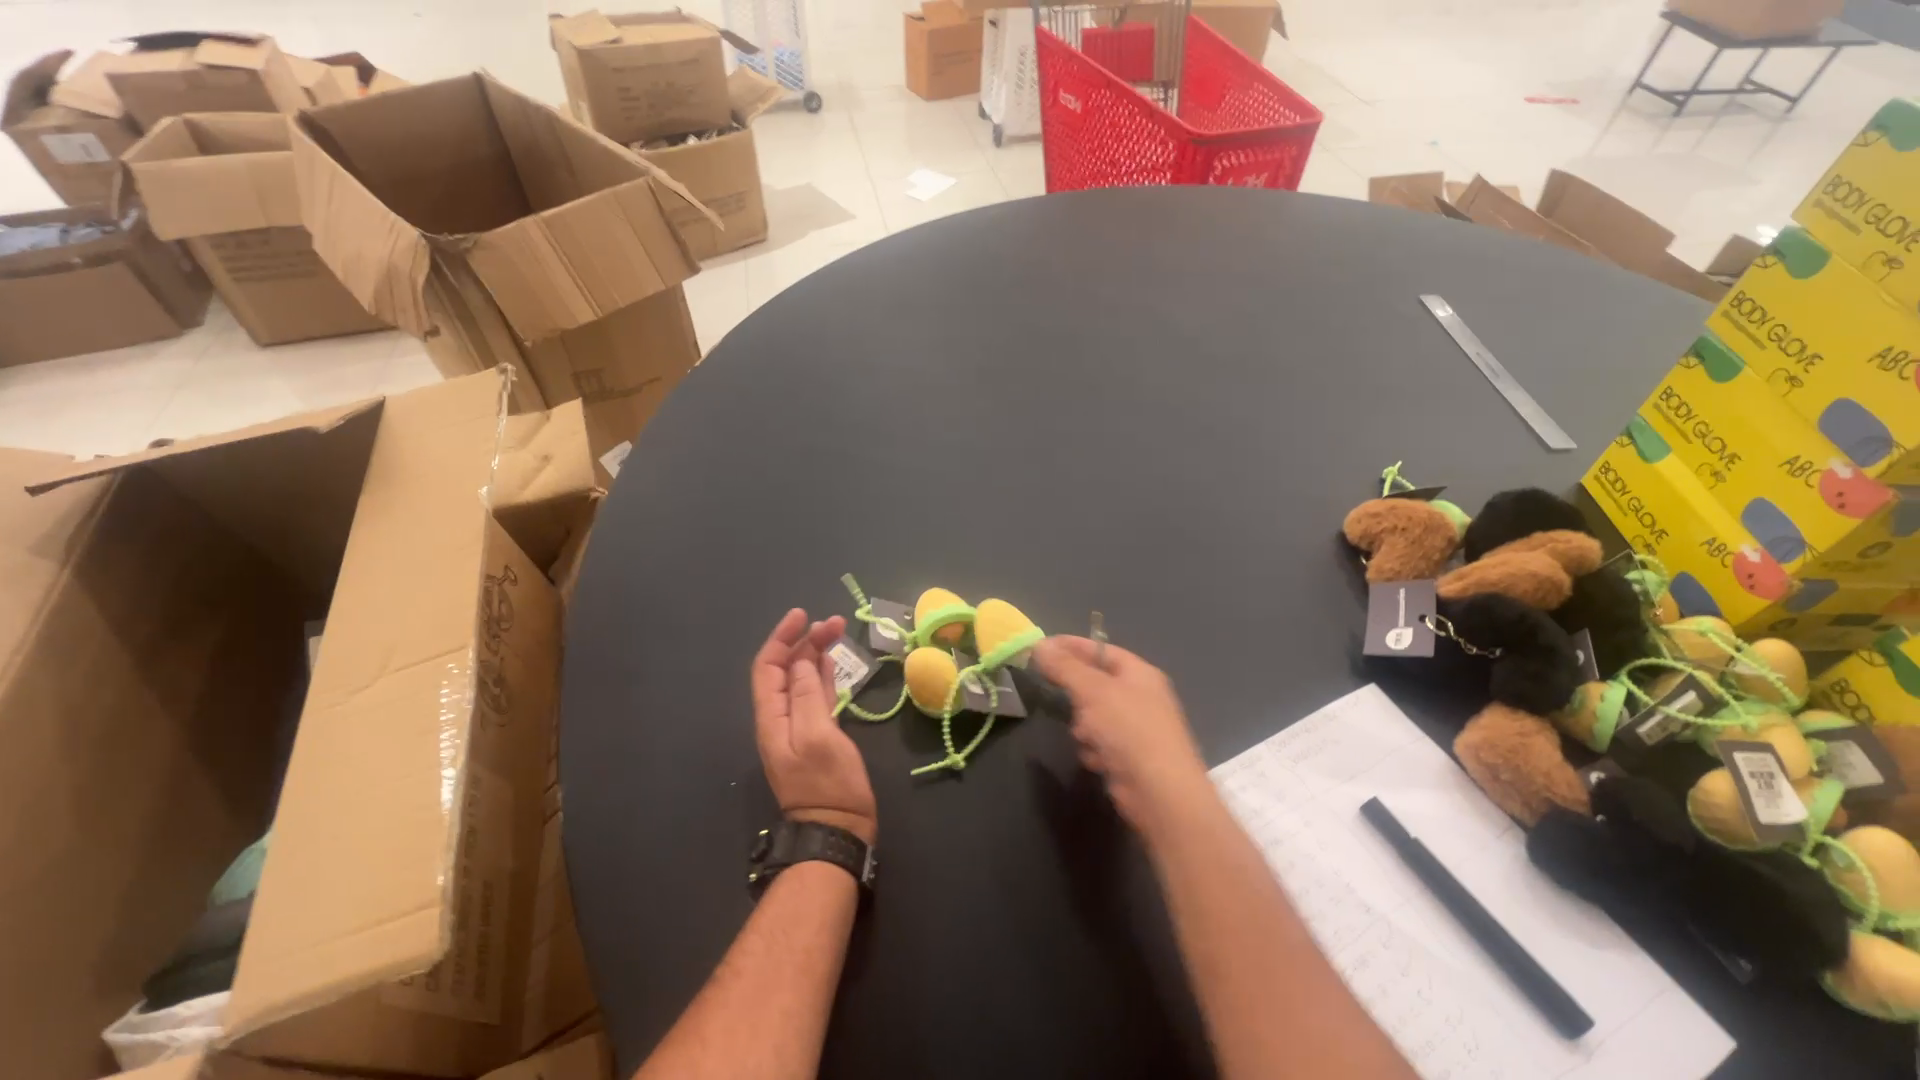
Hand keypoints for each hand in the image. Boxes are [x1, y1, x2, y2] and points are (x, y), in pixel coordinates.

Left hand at [751, 609, 877, 845]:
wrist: (837, 831)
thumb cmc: (828, 785)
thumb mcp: (818, 736)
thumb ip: (809, 696)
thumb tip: (805, 662)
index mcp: (772, 718)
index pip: (767, 667)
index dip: (782, 639)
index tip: (803, 615)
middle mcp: (780, 719)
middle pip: (785, 670)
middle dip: (804, 642)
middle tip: (834, 623)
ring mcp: (799, 729)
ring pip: (802, 681)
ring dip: (815, 655)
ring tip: (837, 633)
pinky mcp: (818, 737)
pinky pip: (816, 697)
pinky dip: (824, 675)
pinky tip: (834, 662)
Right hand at [1033, 635, 1209, 834]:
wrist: (1160, 792)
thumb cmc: (1130, 731)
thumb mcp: (1093, 691)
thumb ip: (1065, 667)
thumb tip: (1039, 644)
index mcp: (1140, 674)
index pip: (1101, 650)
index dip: (1071, 646)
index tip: (1040, 647)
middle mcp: (1140, 698)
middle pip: (1095, 685)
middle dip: (1077, 697)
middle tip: (1062, 699)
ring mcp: (1135, 729)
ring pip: (1092, 717)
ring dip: (1084, 728)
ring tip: (1087, 737)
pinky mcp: (1128, 758)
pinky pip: (1098, 744)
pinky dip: (1094, 751)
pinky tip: (1098, 760)